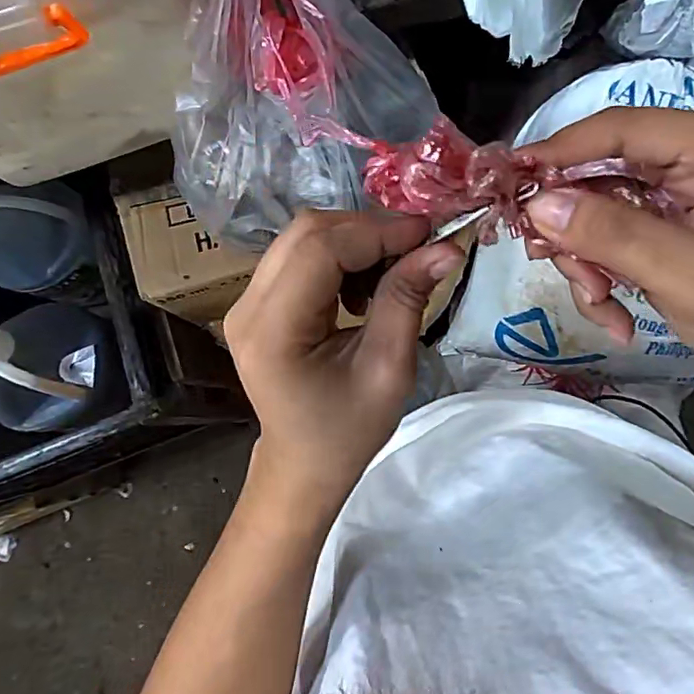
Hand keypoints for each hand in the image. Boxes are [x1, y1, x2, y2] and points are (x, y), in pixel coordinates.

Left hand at [222, 211, 463, 508]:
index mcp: (272, 330)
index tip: (429, 233)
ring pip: (305, 236)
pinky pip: (301, 253)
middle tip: (417, 246)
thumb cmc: (347, 430)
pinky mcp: (258, 299)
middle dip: (369, 229)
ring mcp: (247, 299)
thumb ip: (407, 300)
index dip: (378, 232)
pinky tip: (364, 285)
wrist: (304, 464)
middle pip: (308, 232)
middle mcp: (248, 305)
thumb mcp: (388, 369)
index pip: (321, 250)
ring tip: (392, 270)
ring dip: (356, 240)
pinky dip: (342, 254)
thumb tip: (446, 247)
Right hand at [522, 109, 693, 418]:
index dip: (564, 148)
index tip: (511, 177)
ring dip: (587, 253)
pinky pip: (619, 230)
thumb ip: (616, 236)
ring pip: (605, 201)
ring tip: (597, 300)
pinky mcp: (680, 222)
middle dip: (576, 219)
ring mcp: (693, 191)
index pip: (629, 127)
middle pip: (610, 165)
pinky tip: (613, 312)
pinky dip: (604, 268)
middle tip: (546, 256)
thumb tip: (539, 204)